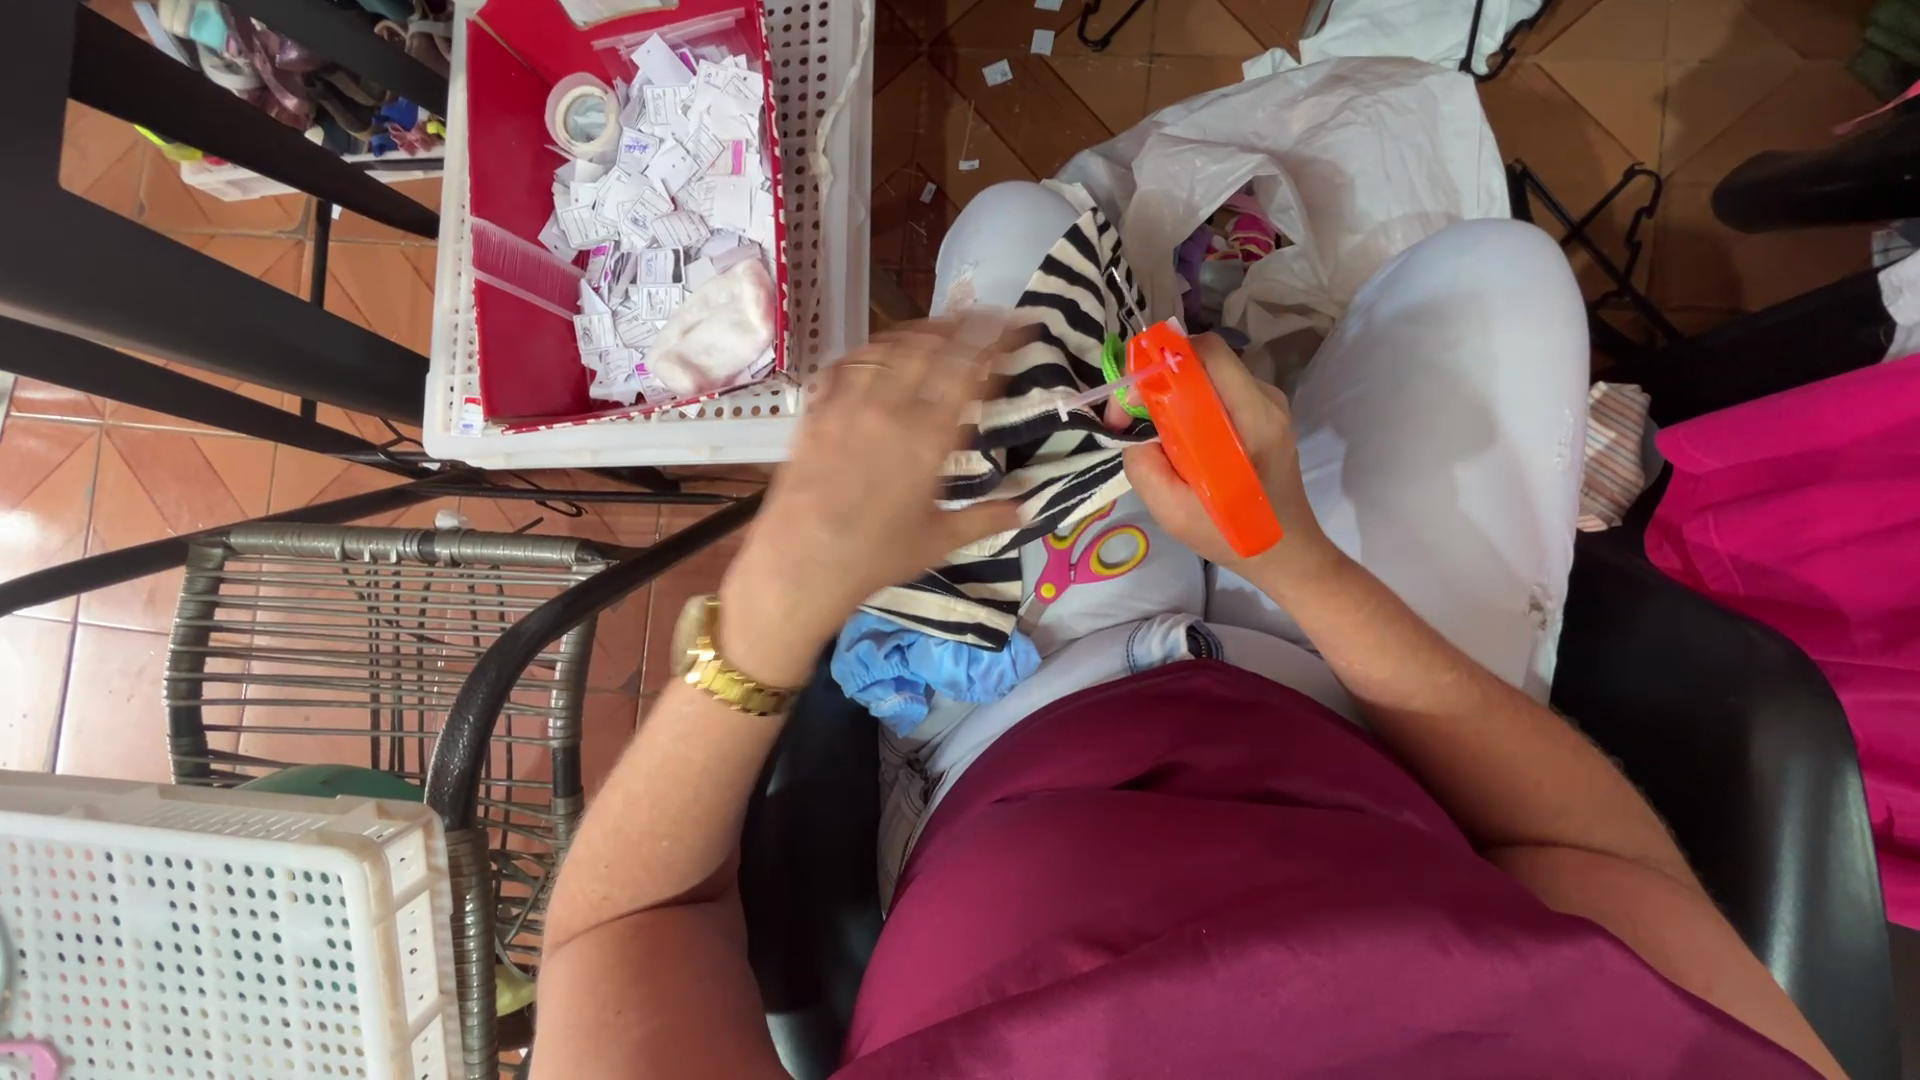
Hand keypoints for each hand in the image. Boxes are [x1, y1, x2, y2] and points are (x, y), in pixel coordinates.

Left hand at [718, 316, 1023, 686]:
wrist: (800, 564)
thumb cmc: (874, 558)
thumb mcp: (938, 541)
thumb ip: (985, 519)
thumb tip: (1028, 506)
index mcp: (930, 440)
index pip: (972, 374)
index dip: (998, 343)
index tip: (1016, 327)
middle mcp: (892, 410)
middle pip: (933, 347)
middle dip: (965, 324)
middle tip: (984, 316)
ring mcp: (850, 406)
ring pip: (890, 347)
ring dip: (921, 330)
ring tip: (940, 327)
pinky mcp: (817, 412)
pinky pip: (847, 364)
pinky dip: (871, 350)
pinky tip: (880, 352)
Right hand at [1123, 333, 1337, 590]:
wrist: (1286, 552)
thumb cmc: (1233, 535)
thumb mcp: (1173, 512)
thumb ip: (1144, 464)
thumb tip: (1133, 430)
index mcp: (1252, 417)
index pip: (1205, 352)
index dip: (1159, 363)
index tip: (1131, 400)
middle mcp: (1265, 399)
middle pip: (1204, 360)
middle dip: (1159, 378)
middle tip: (1133, 415)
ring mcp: (1268, 406)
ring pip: (1209, 377)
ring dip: (1174, 394)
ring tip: (1155, 435)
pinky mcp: (1264, 417)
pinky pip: (1218, 394)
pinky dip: (1191, 407)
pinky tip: (1182, 443)